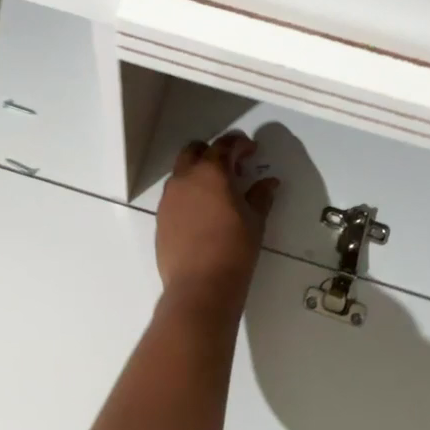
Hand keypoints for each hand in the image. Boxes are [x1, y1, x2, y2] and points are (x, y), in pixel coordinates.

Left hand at [156, 131, 279, 300]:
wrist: (200, 285)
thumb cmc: (234, 249)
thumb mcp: (255, 221)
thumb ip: (261, 196)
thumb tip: (269, 182)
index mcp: (211, 172)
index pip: (225, 145)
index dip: (240, 144)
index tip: (252, 152)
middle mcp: (185, 178)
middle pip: (195, 150)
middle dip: (213, 152)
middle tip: (232, 168)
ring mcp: (168, 198)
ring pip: (181, 172)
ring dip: (198, 172)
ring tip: (217, 192)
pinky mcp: (160, 217)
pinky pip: (174, 195)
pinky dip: (188, 193)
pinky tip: (202, 213)